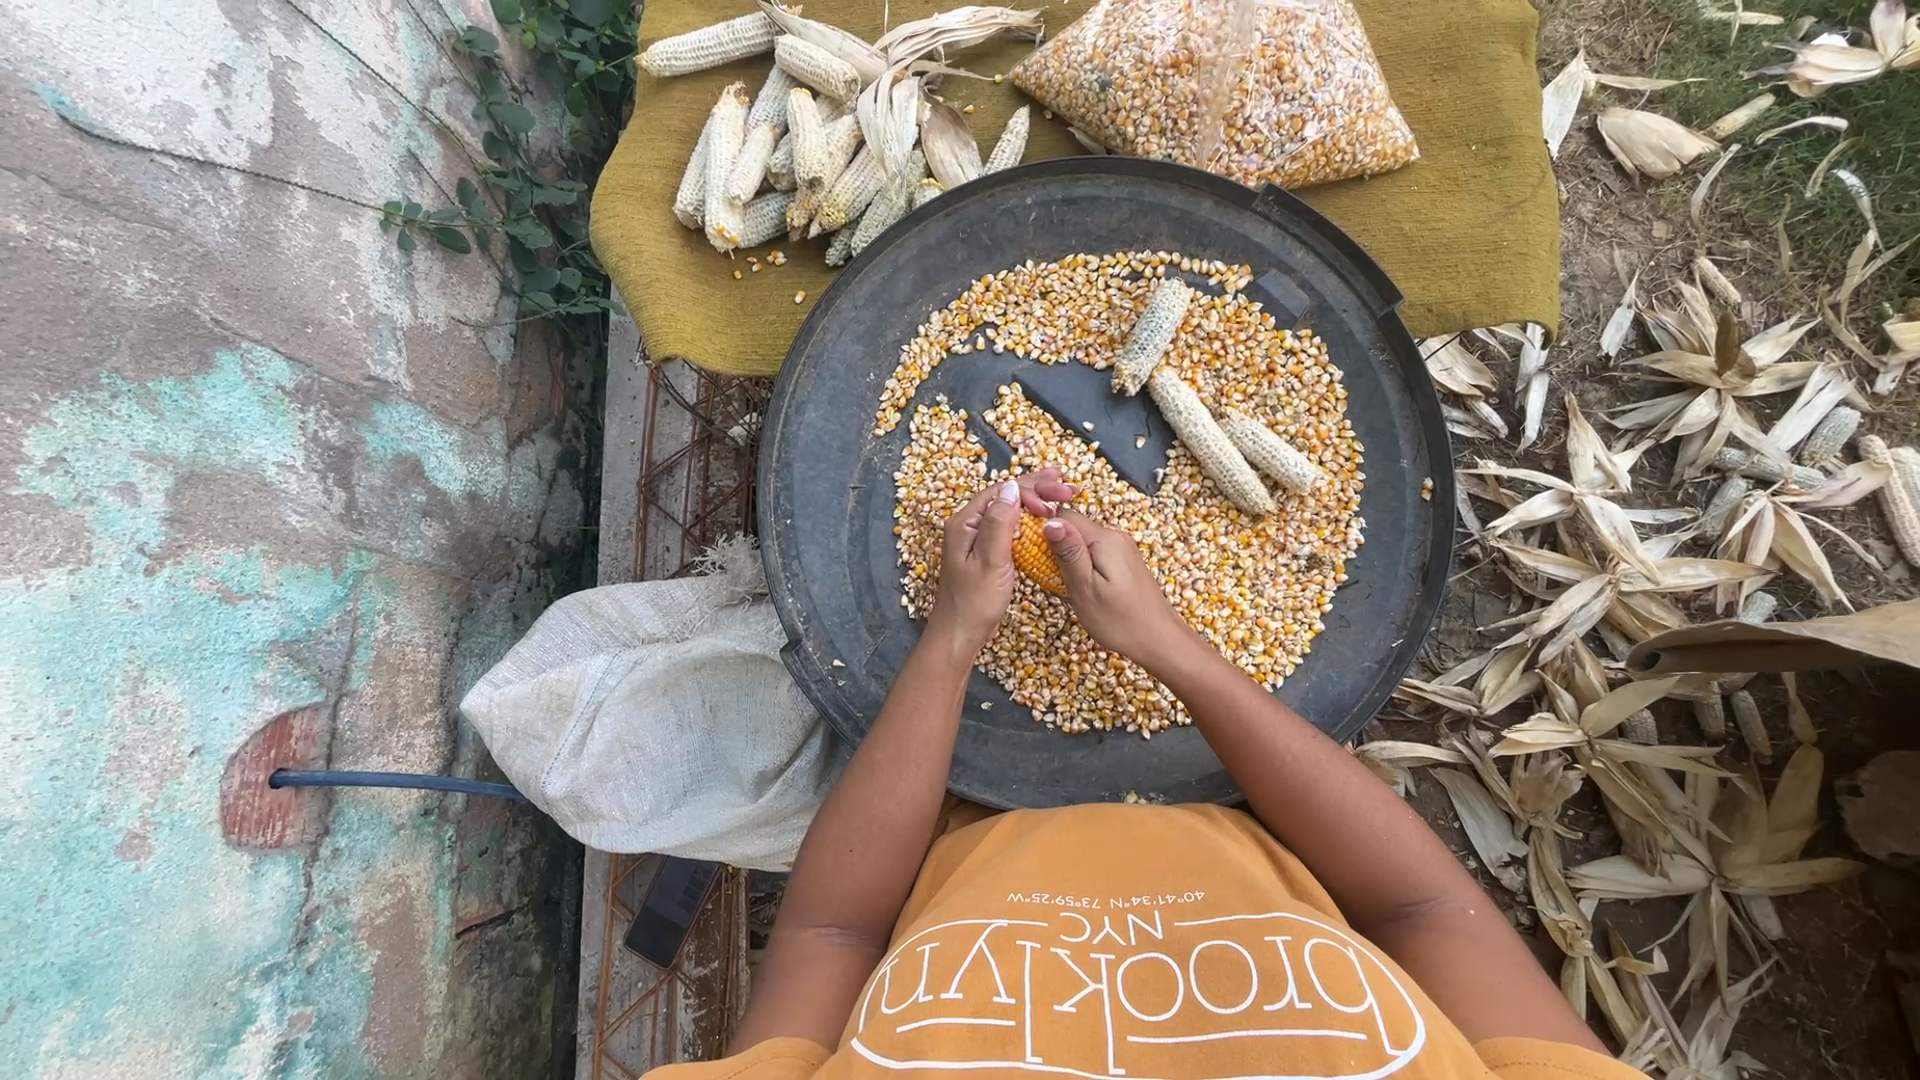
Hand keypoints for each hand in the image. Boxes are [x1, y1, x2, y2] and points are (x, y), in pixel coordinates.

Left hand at [928, 470, 1078, 654]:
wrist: (959, 635)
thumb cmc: (974, 603)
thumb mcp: (990, 561)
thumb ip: (1000, 523)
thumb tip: (1012, 487)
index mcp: (964, 523)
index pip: (1001, 491)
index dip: (1031, 488)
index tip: (1058, 494)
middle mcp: (968, 526)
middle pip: (1005, 496)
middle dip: (1037, 488)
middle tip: (1067, 486)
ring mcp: (977, 539)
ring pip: (1009, 510)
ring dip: (1035, 500)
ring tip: (1060, 492)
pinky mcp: (986, 553)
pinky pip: (1009, 527)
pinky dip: (1029, 519)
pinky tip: (1044, 518)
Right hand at [1042, 508, 1193, 667]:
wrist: (1160, 641)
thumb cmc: (1120, 621)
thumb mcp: (1085, 589)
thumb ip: (1068, 553)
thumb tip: (1049, 521)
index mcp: (1104, 539)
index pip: (1063, 515)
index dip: (1041, 527)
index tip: (1025, 546)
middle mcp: (1115, 537)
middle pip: (1073, 527)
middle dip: (1052, 545)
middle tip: (1039, 571)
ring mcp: (1121, 549)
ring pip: (1082, 542)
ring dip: (1065, 557)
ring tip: (1056, 582)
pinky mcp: (1123, 562)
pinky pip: (1093, 554)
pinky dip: (1080, 565)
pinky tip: (1075, 586)